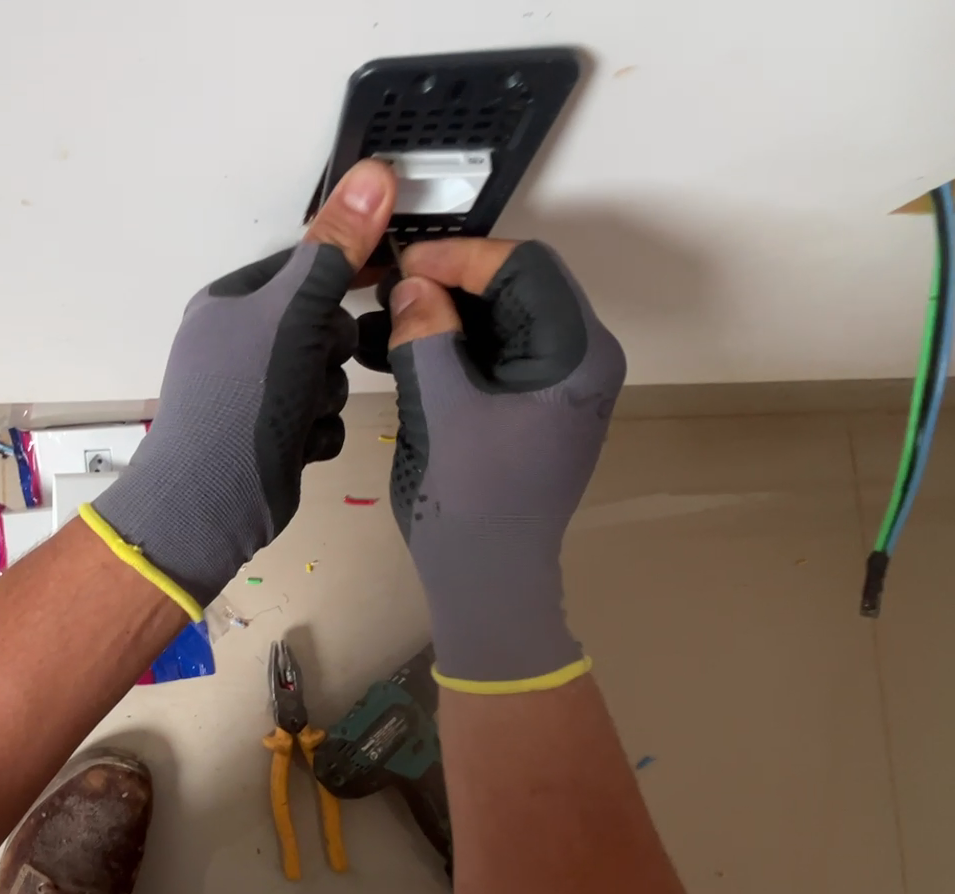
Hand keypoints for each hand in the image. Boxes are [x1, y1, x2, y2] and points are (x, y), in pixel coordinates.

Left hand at [86, 161, 397, 615]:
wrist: (212, 500)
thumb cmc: (242, 397)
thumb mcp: (289, 315)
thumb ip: (333, 251)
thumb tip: (376, 171)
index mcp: (230, 306)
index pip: (303, 268)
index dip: (343, 271)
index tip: (387, 272)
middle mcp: (239, 346)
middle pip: (323, 325)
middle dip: (328, 351)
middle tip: (311, 367)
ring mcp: (255, 394)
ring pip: (327, 376)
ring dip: (324, 396)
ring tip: (297, 416)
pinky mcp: (272, 436)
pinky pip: (321, 418)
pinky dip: (315, 433)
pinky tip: (296, 447)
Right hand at [371, 239, 624, 690]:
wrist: (486, 577)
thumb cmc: (469, 497)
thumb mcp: (440, 408)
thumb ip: (424, 335)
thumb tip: (411, 284)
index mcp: (574, 352)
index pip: (524, 267)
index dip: (460, 256)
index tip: (401, 264)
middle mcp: (574, 360)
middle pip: (512, 291)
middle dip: (446, 286)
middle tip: (385, 291)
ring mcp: (549, 387)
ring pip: (494, 325)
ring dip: (439, 318)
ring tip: (380, 321)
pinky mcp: (523, 410)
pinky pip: (486, 361)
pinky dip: (445, 351)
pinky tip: (396, 351)